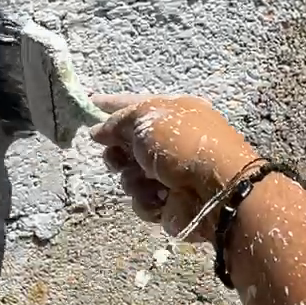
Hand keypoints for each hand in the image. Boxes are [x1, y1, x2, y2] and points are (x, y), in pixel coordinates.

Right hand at [89, 93, 260, 240]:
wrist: (215, 191)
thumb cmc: (182, 144)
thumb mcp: (145, 118)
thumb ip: (116, 122)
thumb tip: (97, 131)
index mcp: (173, 114)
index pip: (134, 105)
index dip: (111, 105)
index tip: (90, 102)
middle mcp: (171, 143)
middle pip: (126, 145)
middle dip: (118, 153)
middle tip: (118, 157)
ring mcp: (169, 174)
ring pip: (129, 176)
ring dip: (133, 178)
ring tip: (148, 178)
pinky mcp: (167, 202)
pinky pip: (140, 200)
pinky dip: (146, 199)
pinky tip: (160, 197)